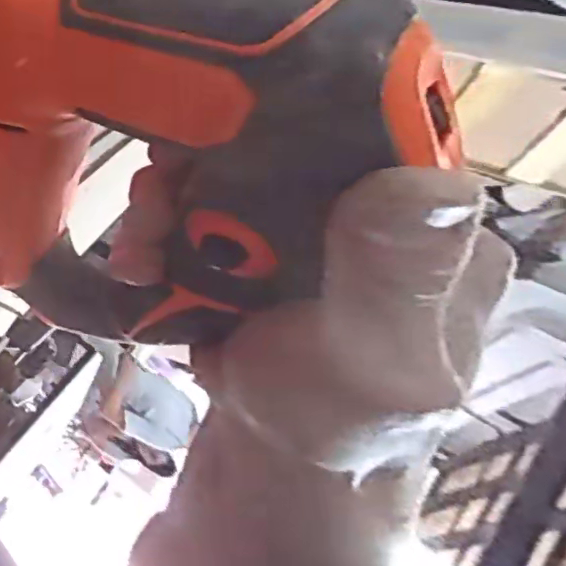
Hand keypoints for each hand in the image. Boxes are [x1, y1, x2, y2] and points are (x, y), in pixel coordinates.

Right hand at [111, 150, 512, 473]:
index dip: (282, 114)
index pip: (358, 128)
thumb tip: (425, 180)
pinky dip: (152, 225)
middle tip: (153, 207)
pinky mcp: (242, 236)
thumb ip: (393, 277)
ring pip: (212, 171)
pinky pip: (186, 204)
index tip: (213, 131)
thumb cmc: (337, 414)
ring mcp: (295, 221)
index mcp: (427, 223)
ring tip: (139, 251)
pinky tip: (137, 260)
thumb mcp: (376, 356)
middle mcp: (362, 206)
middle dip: (194, 170)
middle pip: (263, 145)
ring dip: (160, 204)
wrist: (273, 451)